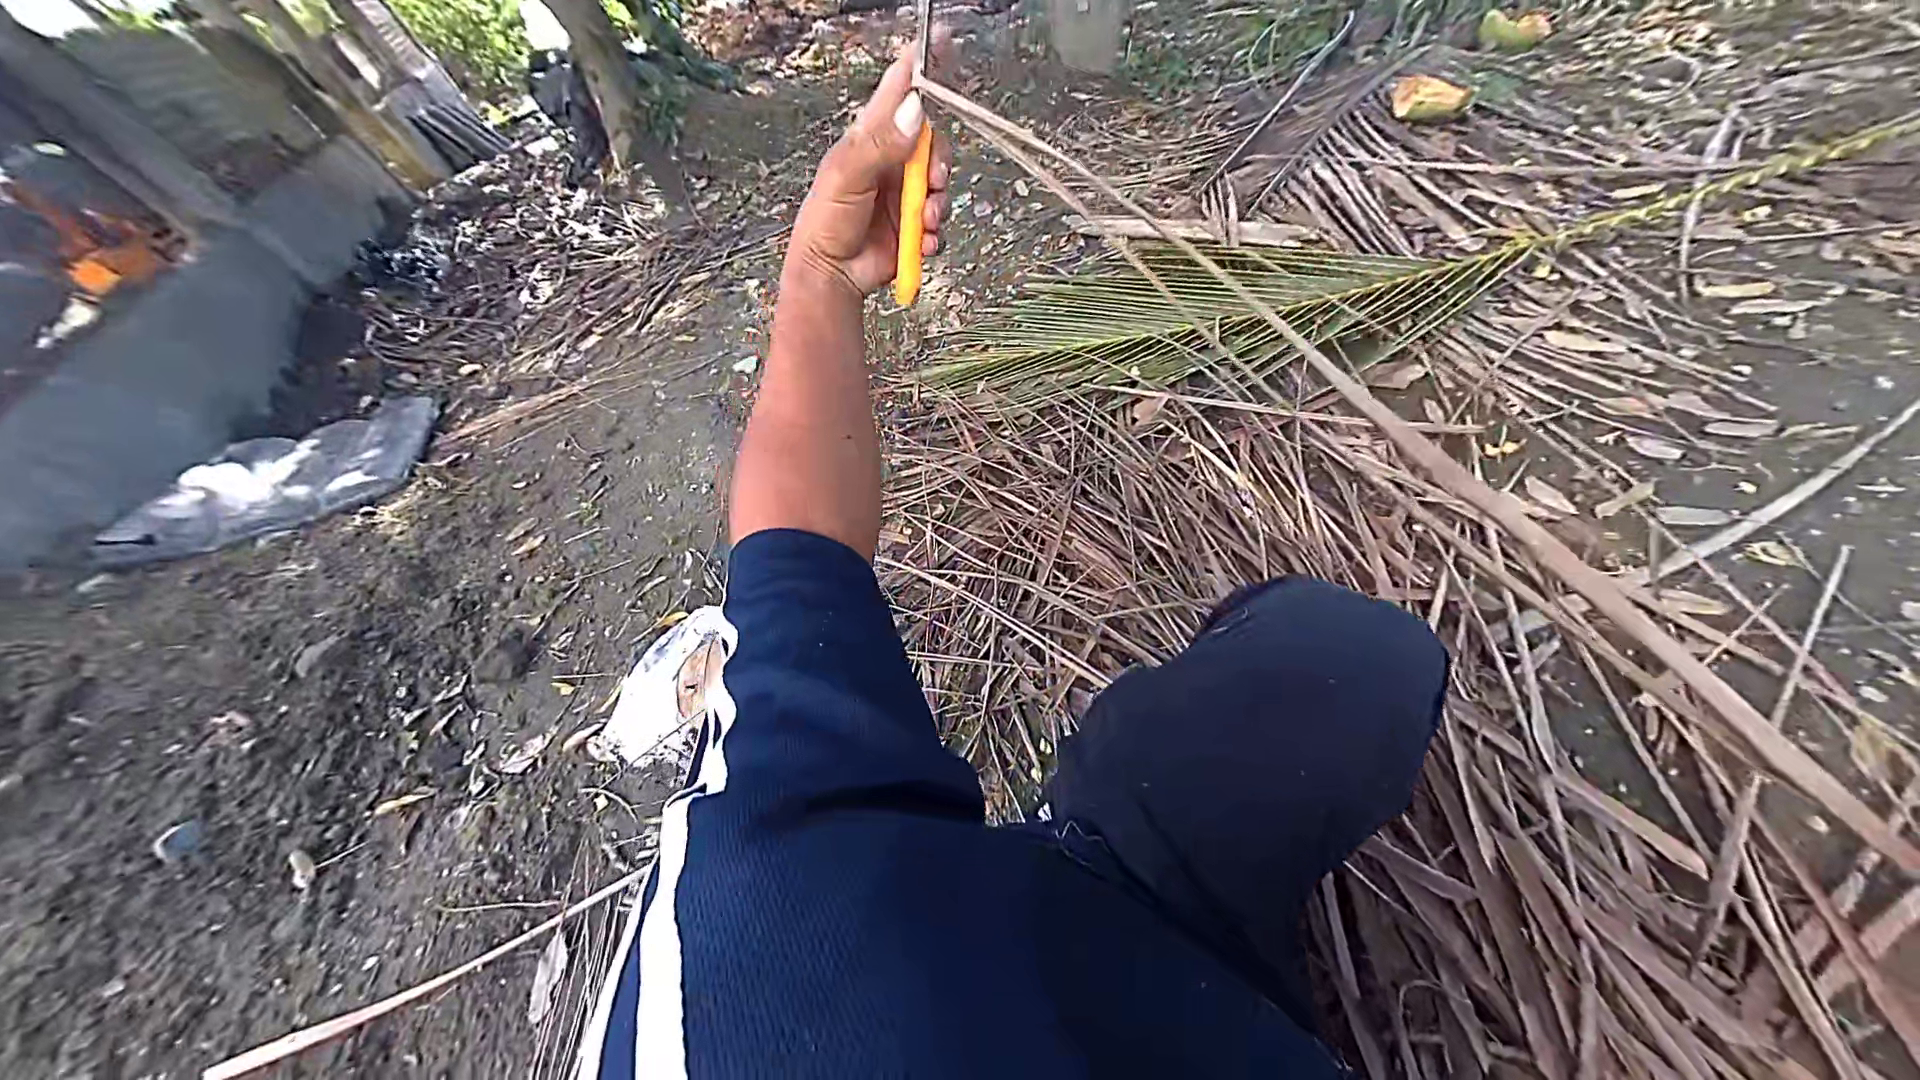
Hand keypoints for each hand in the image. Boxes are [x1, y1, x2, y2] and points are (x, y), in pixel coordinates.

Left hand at [785, 44, 952, 298]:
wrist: (832, 274)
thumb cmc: (827, 222)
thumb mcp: (847, 174)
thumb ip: (881, 144)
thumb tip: (916, 112)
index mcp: (872, 139)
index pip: (900, 93)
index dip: (921, 71)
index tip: (941, 45)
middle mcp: (893, 164)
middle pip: (934, 146)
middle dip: (940, 166)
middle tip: (931, 183)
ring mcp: (904, 198)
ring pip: (941, 188)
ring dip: (939, 206)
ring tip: (923, 223)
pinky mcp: (913, 229)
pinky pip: (938, 225)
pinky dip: (935, 235)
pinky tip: (923, 243)